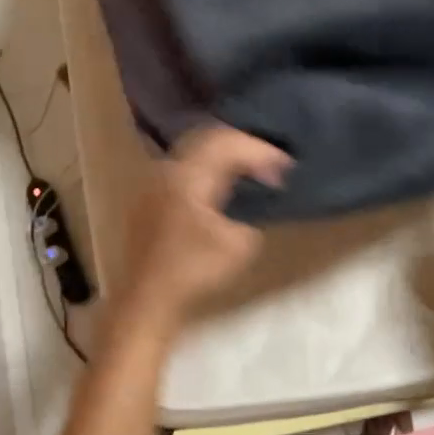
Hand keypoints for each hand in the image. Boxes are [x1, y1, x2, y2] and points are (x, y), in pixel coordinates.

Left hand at [121, 126, 292, 314]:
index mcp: (188, 175)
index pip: (228, 144)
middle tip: (270, 162)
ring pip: (193, 149)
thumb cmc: (193, 271)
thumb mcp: (238, 245)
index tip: (286, 166)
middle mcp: (168, 169)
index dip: (261, 151)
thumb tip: (258, 197)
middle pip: (208, 136)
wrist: (147, 298)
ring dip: (223, 154)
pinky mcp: (150, 196)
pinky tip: (221, 185)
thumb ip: (252, 212)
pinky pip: (183, 165)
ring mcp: (154, 181)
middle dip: (243, 145)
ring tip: (249, 170)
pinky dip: (207, 166)